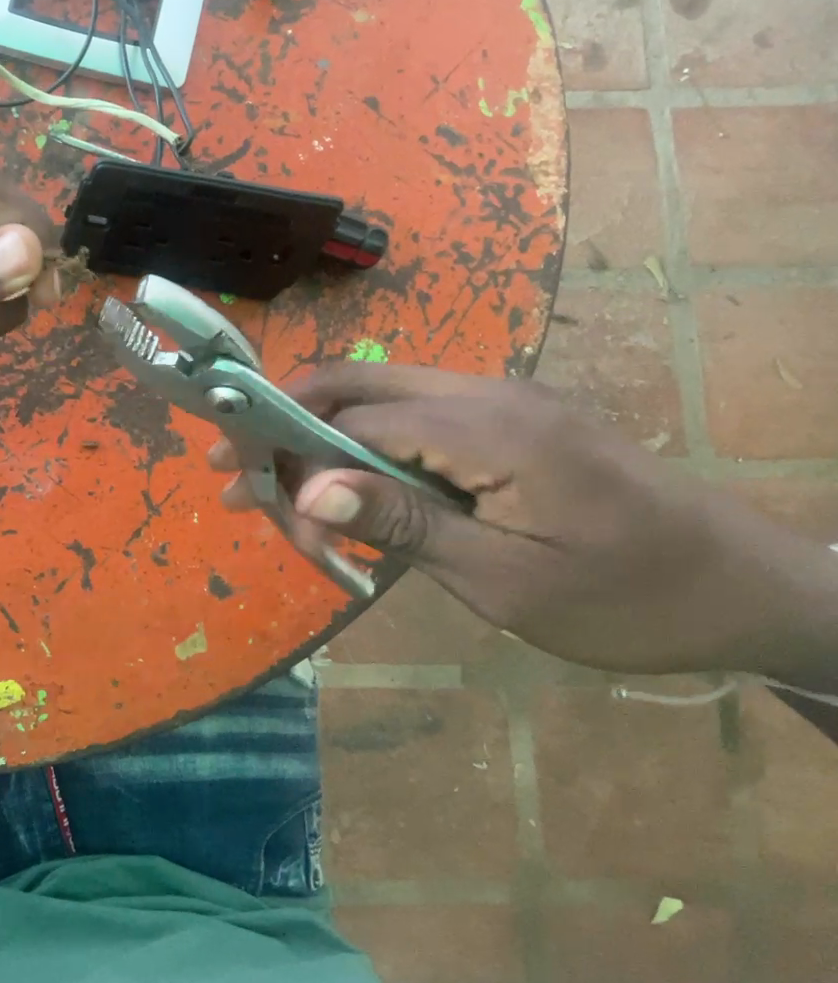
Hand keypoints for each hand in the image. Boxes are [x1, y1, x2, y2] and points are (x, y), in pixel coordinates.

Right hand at [210, 364, 837, 676]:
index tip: (241, 494)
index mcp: (492, 429)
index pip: (351, 419)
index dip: (285, 453)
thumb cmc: (626, 599)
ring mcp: (501, 403)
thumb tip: (305, 489)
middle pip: (352, 382)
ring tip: (278, 496)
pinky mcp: (508, 423)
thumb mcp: (505, 578)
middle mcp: (489, 395)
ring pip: (375, 396)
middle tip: (234, 474)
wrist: (748, 591)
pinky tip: (343, 494)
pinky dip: (359, 448)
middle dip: (282, 423)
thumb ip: (402, 524)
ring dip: (316, 438)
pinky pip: (410, 417)